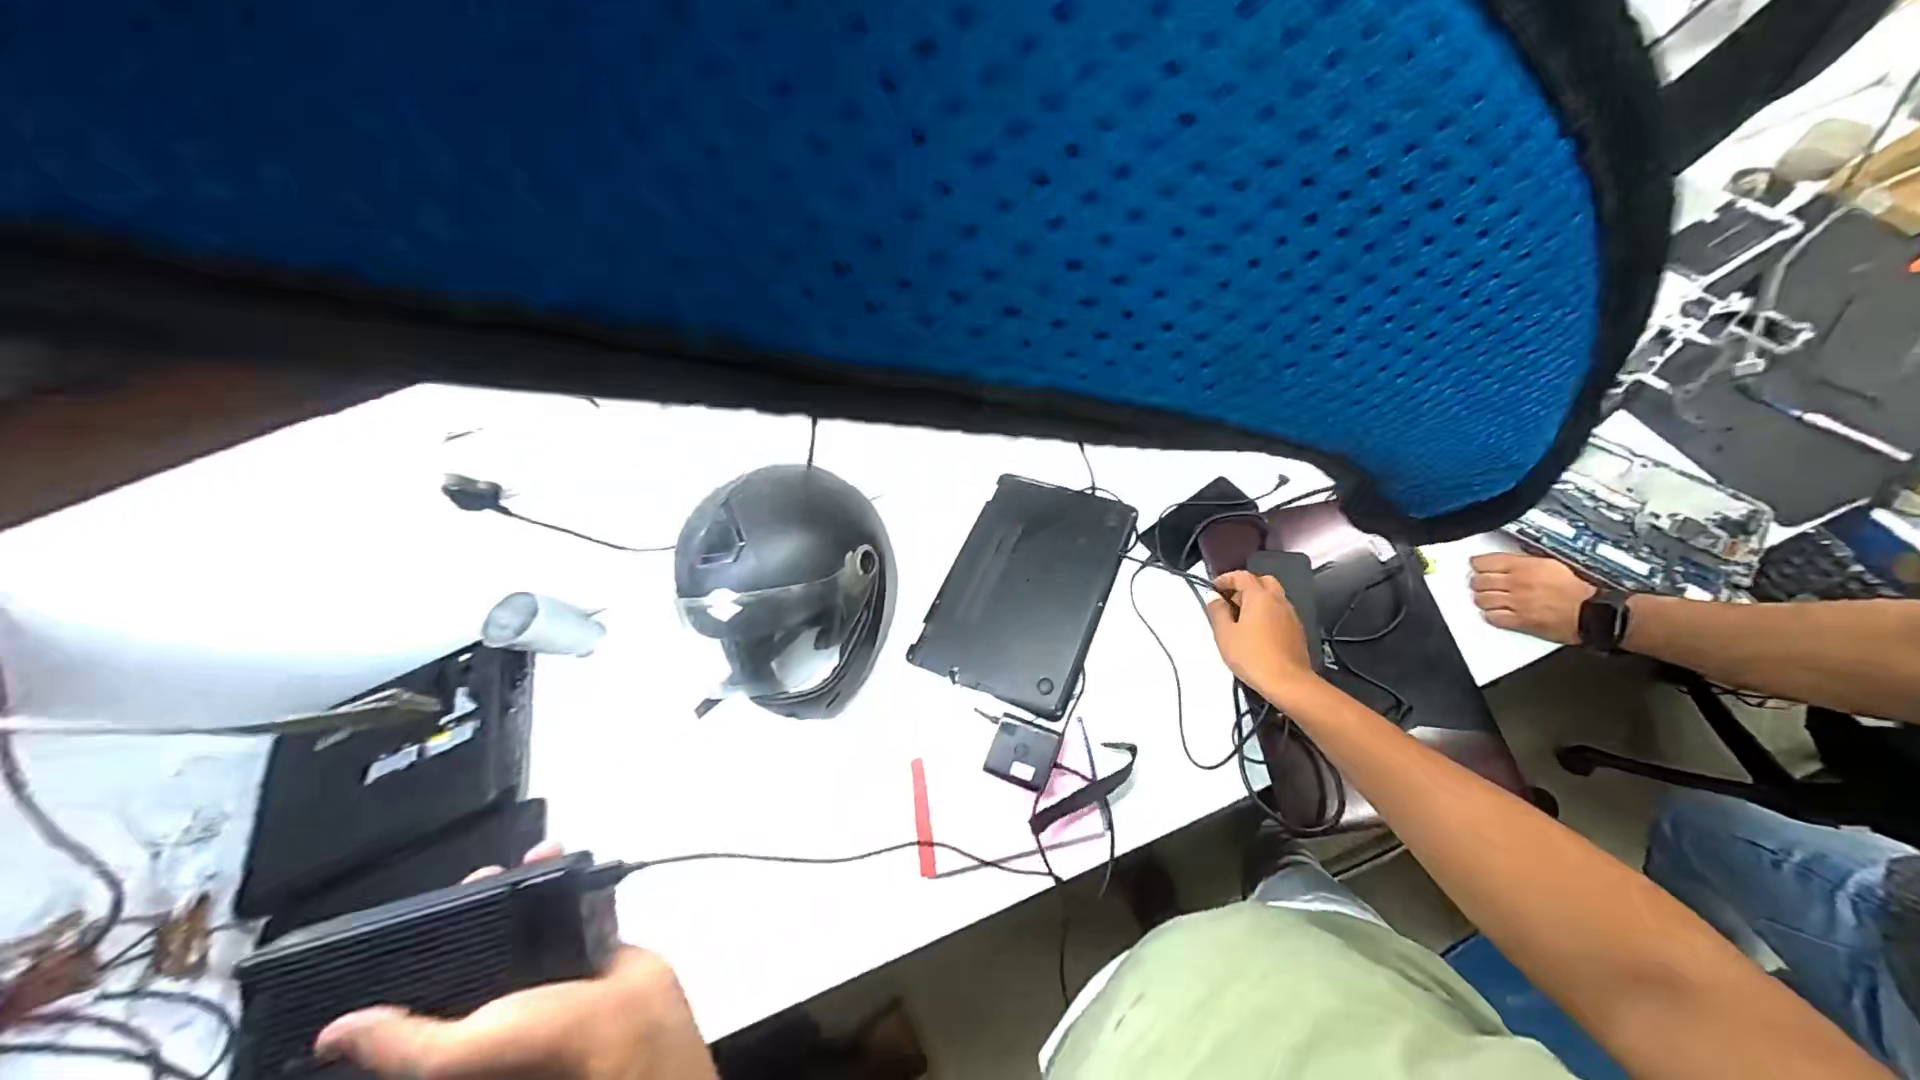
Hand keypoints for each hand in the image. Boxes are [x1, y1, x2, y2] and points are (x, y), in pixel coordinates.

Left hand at [315, 844, 716, 1079]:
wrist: (629, 1025)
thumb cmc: (543, 1047)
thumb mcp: (456, 1055)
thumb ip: (401, 1043)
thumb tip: (333, 1035)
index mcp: (473, 1030)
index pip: (438, 983)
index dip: (433, 944)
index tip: (433, 912)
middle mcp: (513, 998)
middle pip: (491, 940)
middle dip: (488, 904)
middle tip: (487, 876)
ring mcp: (558, 971)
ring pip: (536, 918)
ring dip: (532, 884)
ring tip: (531, 857)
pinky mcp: (595, 945)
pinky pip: (580, 904)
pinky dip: (575, 880)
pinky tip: (563, 857)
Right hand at [1206, 570, 1317, 702]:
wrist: (1288, 682)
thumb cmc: (1252, 656)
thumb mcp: (1225, 634)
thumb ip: (1217, 611)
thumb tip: (1214, 597)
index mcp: (1259, 597)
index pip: (1242, 576)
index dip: (1225, 578)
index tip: (1214, 588)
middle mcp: (1278, 600)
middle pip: (1262, 581)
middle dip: (1245, 586)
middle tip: (1230, 600)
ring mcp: (1291, 615)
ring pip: (1273, 596)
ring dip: (1257, 600)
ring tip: (1241, 617)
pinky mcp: (1297, 630)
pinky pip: (1280, 611)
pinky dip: (1267, 613)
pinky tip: (1257, 631)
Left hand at [1469, 553, 1595, 645]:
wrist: (1596, 613)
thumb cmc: (1579, 590)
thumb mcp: (1553, 565)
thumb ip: (1525, 563)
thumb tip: (1507, 562)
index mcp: (1525, 566)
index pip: (1484, 562)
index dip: (1478, 565)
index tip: (1478, 567)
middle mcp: (1516, 583)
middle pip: (1478, 581)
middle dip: (1478, 583)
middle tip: (1484, 585)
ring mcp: (1516, 603)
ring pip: (1481, 599)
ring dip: (1483, 599)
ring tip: (1491, 599)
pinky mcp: (1520, 621)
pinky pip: (1492, 617)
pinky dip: (1491, 615)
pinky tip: (1498, 613)